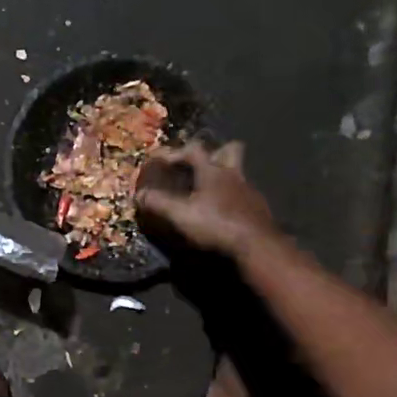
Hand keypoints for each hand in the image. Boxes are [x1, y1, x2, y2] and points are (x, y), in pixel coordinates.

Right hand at [135, 140, 278, 254]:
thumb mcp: (180, 214)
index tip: (161, 161)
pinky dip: (229, 197)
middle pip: (229, 150)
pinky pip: (242, 194)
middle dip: (214, 153)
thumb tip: (138, 195)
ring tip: (204, 192)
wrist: (259, 247)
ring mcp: (249, 191)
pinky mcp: (258, 209)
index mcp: (213, 172)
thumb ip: (158, 203)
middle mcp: (234, 176)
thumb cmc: (216, 224)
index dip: (175, 152)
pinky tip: (220, 212)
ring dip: (221, 177)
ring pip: (236, 173)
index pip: (194, 149)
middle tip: (198, 165)